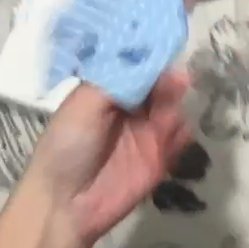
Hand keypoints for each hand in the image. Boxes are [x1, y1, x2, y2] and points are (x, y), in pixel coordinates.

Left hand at [25, 72, 192, 245]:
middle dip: (166, 79)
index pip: (134, 64)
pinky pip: (178, 139)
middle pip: (156, 84)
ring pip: (170, 107)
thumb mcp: (85, 102)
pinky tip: (179, 129)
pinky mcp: (158, 157)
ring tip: (170, 107)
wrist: (66, 200)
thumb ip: (117, 81)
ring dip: (175, 104)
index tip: (164, 46)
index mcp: (108, 87)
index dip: (148, 56)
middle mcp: (130, 105)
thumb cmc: (67, 142)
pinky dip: (182, 131)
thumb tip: (148, 60)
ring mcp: (146, 130)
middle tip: (177, 78)